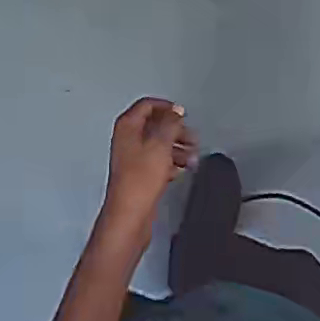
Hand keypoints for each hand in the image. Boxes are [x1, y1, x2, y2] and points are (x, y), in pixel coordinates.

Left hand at [103, 98, 196, 218]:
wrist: (130, 215)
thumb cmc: (140, 180)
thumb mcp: (160, 144)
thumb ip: (170, 124)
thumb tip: (176, 112)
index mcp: (128, 125)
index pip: (147, 105)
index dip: (167, 107)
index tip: (182, 114)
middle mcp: (127, 138)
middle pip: (154, 124)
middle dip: (175, 129)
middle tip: (191, 136)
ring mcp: (132, 157)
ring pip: (157, 143)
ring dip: (176, 146)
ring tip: (192, 155)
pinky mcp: (139, 174)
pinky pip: (157, 161)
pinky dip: (170, 161)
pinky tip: (182, 168)